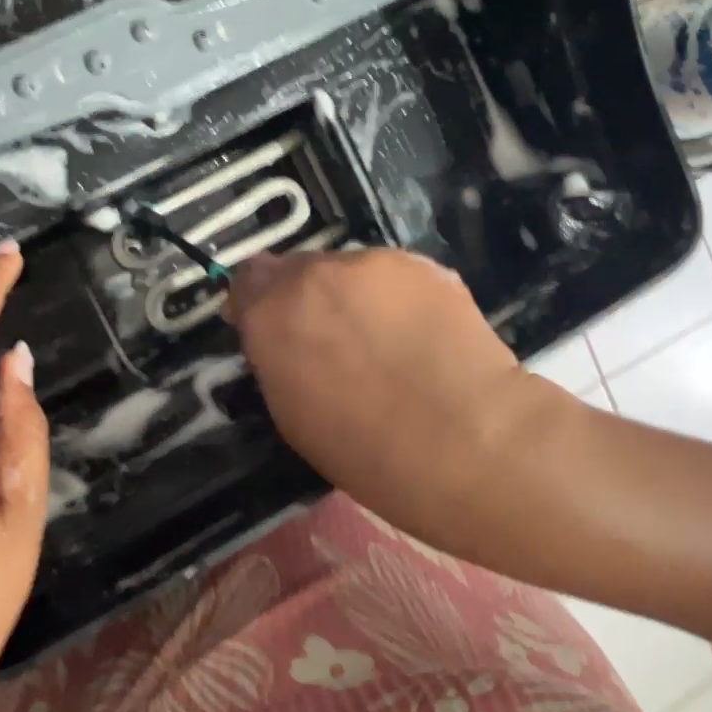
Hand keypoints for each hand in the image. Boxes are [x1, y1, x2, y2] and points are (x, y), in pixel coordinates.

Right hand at [223, 249, 565, 530]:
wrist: (466, 440)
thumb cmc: (364, 448)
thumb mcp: (289, 410)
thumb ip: (275, 357)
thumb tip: (280, 338)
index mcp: (270, 312)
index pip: (245, 280)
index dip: (255, 302)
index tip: (268, 328)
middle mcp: (313, 274)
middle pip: (296, 270)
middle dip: (305, 299)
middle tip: (332, 341)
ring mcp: (371, 264)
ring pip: (347, 272)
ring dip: (351, 297)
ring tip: (384, 341)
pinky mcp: (423, 265)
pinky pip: (393, 277)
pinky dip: (396, 300)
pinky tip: (419, 337)